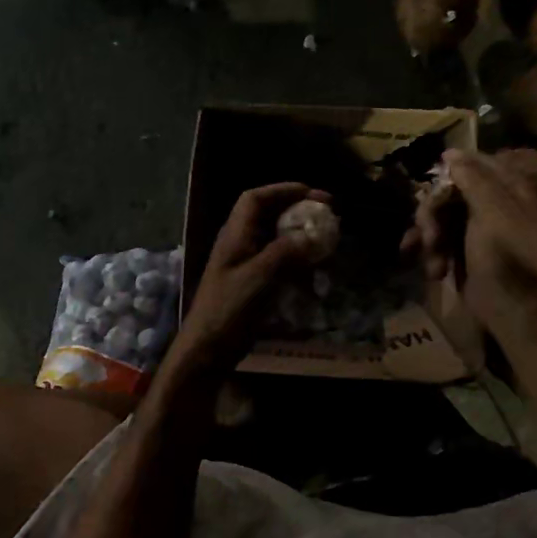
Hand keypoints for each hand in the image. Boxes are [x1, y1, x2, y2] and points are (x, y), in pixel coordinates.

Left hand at [162, 183, 327, 386]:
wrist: (209, 347)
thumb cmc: (229, 308)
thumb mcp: (259, 276)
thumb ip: (286, 251)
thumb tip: (312, 234)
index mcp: (235, 235)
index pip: (256, 198)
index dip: (283, 190)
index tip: (313, 193)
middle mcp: (240, 244)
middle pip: (268, 216)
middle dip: (297, 211)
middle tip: (327, 214)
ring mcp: (246, 265)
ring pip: (275, 239)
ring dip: (300, 236)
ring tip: (326, 239)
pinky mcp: (253, 285)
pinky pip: (278, 263)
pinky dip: (297, 261)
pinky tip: (315, 270)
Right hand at [414, 150, 536, 335]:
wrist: (508, 306)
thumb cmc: (504, 254)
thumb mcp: (492, 210)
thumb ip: (473, 179)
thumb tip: (451, 154)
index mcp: (509, 189)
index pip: (478, 163)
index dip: (454, 169)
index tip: (435, 178)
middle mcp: (493, 204)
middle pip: (450, 191)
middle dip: (433, 212)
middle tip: (429, 232)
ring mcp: (476, 228)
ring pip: (439, 216)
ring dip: (429, 236)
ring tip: (431, 257)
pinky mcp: (462, 250)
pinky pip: (438, 240)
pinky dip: (430, 253)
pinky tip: (432, 269)